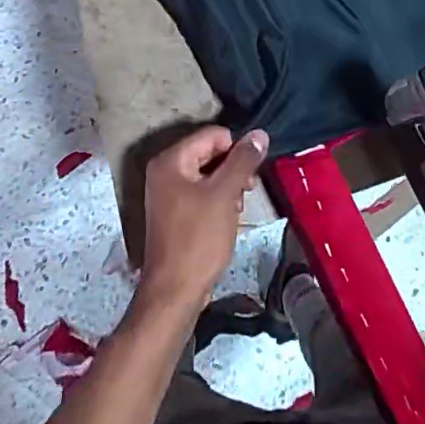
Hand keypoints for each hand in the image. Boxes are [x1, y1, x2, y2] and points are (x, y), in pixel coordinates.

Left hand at [140, 126, 268, 304]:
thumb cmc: (199, 238)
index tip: (250, 173)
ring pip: (210, 174)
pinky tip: (227, 218)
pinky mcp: (175, 212)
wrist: (176, 289)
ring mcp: (168, 194)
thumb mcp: (226, 194)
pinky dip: (218, 200)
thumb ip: (244, 160)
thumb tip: (260, 134)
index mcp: (171, 162)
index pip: (213, 136)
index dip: (237, 149)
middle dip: (233, 169)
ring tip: (235, 209)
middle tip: (245, 192)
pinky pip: (203, 193)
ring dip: (228, 187)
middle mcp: (165, 172)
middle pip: (211, 153)